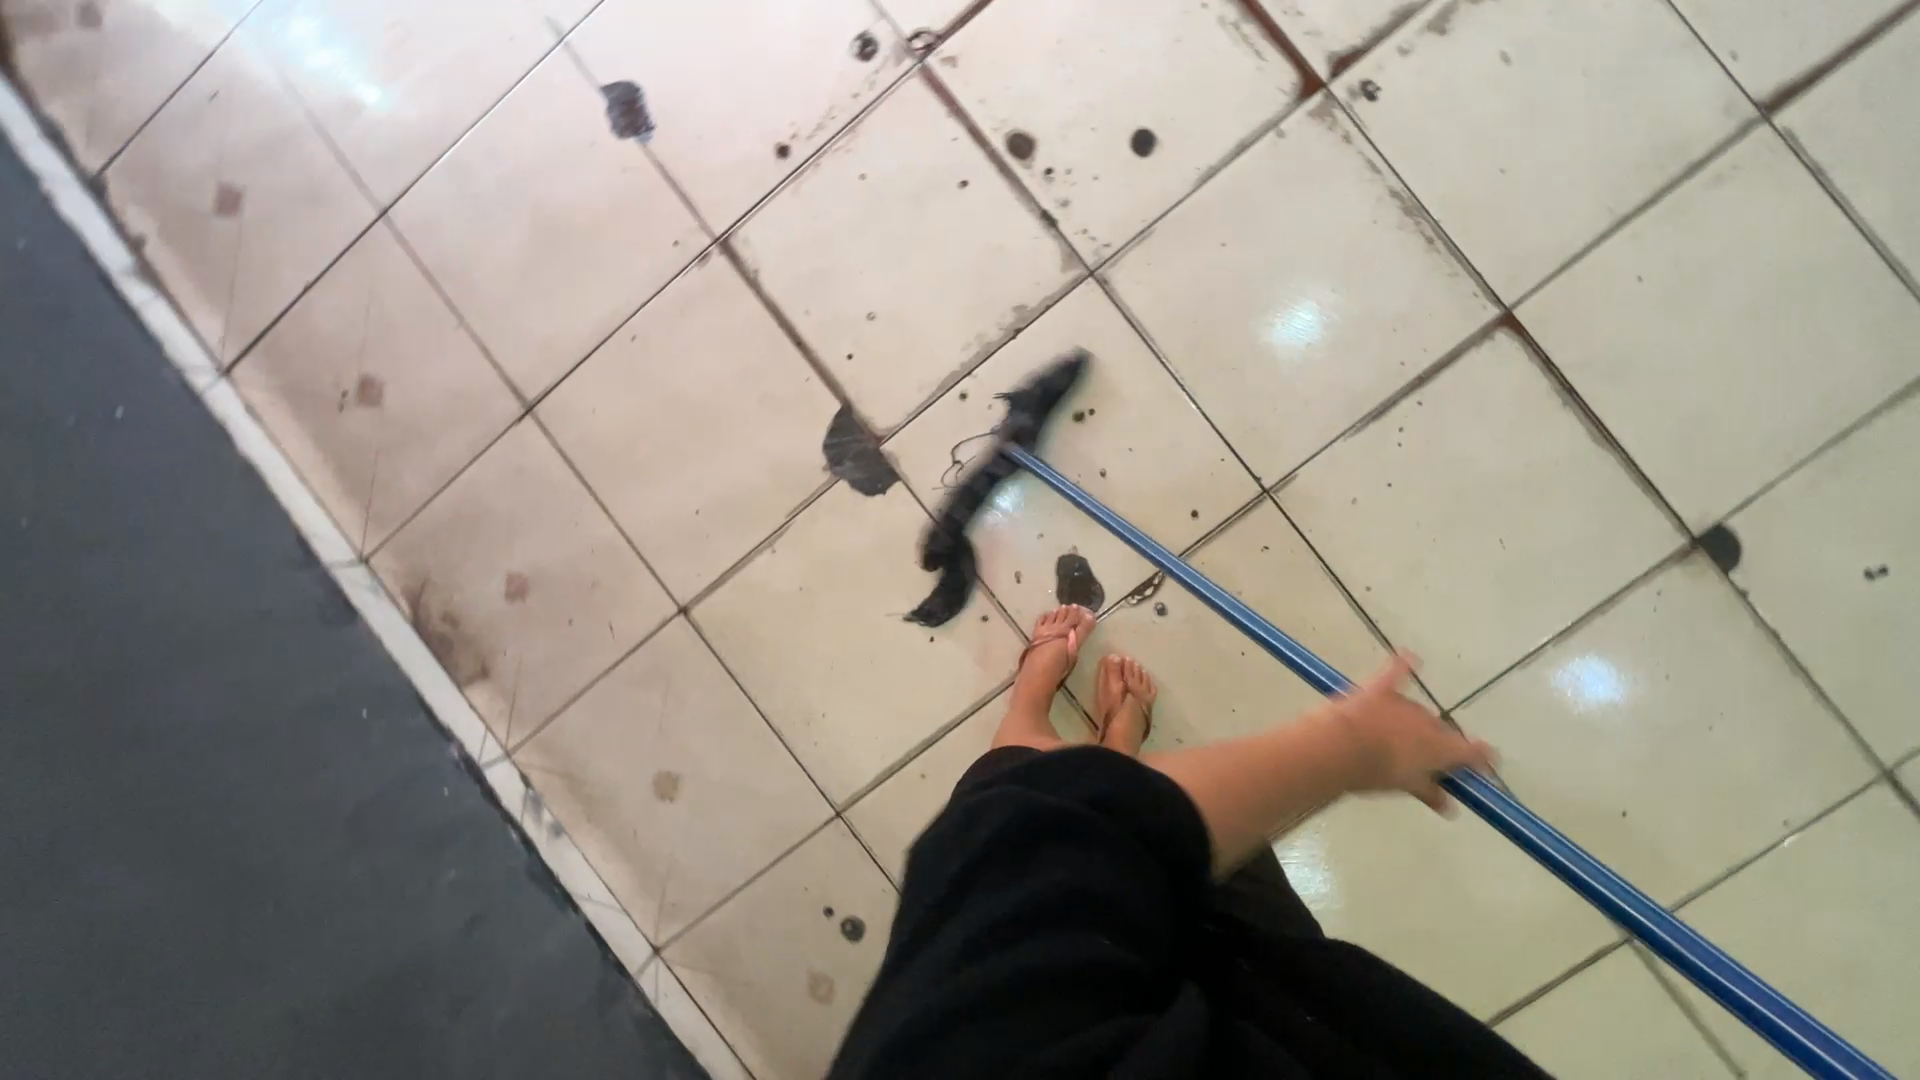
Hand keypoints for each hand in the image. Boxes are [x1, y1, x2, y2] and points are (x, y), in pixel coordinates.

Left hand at [1322, 653, 1494, 812]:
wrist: (1340, 744)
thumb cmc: (1375, 771)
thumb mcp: (1406, 786)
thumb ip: (1430, 792)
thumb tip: (1448, 806)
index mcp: (1442, 748)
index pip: (1473, 752)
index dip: (1480, 757)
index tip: (1484, 762)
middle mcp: (1429, 722)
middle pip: (1440, 730)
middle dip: (1435, 742)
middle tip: (1419, 757)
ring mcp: (1404, 703)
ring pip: (1416, 711)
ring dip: (1412, 721)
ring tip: (1396, 734)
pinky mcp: (1379, 688)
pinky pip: (1393, 672)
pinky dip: (1401, 664)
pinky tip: (1408, 655)